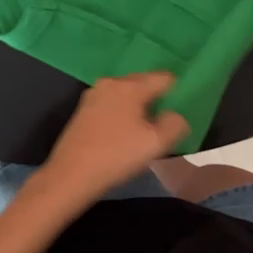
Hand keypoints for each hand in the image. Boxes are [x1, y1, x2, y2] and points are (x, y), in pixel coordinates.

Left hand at [38, 72, 189, 202]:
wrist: (71, 174)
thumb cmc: (117, 155)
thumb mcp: (156, 143)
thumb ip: (175, 124)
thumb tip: (176, 116)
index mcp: (130, 85)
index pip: (165, 77)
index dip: (178, 92)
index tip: (182, 112)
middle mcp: (111, 82)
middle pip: (144, 83)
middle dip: (157, 100)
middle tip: (165, 124)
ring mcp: (93, 95)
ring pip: (126, 95)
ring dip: (138, 108)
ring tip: (144, 132)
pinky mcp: (83, 110)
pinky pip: (112, 104)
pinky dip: (122, 114)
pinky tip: (122, 136)